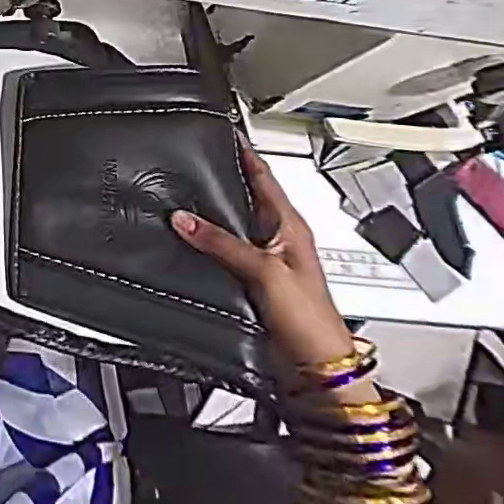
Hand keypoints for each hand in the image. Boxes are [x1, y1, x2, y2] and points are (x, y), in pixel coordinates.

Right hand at [170, 146, 358, 371]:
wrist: (318, 371)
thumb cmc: (313, 322)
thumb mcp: (264, 271)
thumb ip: (222, 243)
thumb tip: (184, 219)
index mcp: (290, 225)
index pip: (264, 175)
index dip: (245, 152)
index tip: (226, 132)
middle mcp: (278, 238)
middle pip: (245, 197)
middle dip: (222, 179)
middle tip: (196, 159)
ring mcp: (265, 261)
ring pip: (232, 226)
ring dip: (211, 214)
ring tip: (186, 195)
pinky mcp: (252, 282)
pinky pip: (224, 253)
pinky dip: (206, 243)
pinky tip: (191, 241)